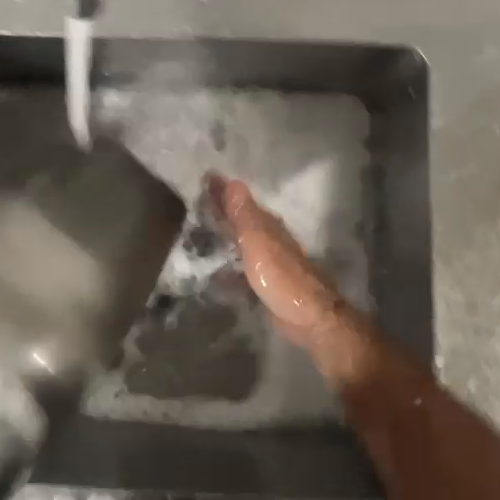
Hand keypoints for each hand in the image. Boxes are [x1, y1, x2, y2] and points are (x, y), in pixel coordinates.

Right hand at [207, 175, 370, 382]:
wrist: (308, 319)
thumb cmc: (282, 278)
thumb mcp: (258, 243)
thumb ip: (243, 215)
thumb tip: (232, 180)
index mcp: (267, 225)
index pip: (240, 201)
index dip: (222, 191)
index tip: (201, 180)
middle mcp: (268, 239)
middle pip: (240, 220)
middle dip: (219, 212)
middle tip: (192, 205)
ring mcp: (268, 262)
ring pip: (240, 242)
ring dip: (222, 235)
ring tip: (195, 232)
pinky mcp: (264, 283)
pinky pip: (240, 265)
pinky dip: (226, 261)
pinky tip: (212, 265)